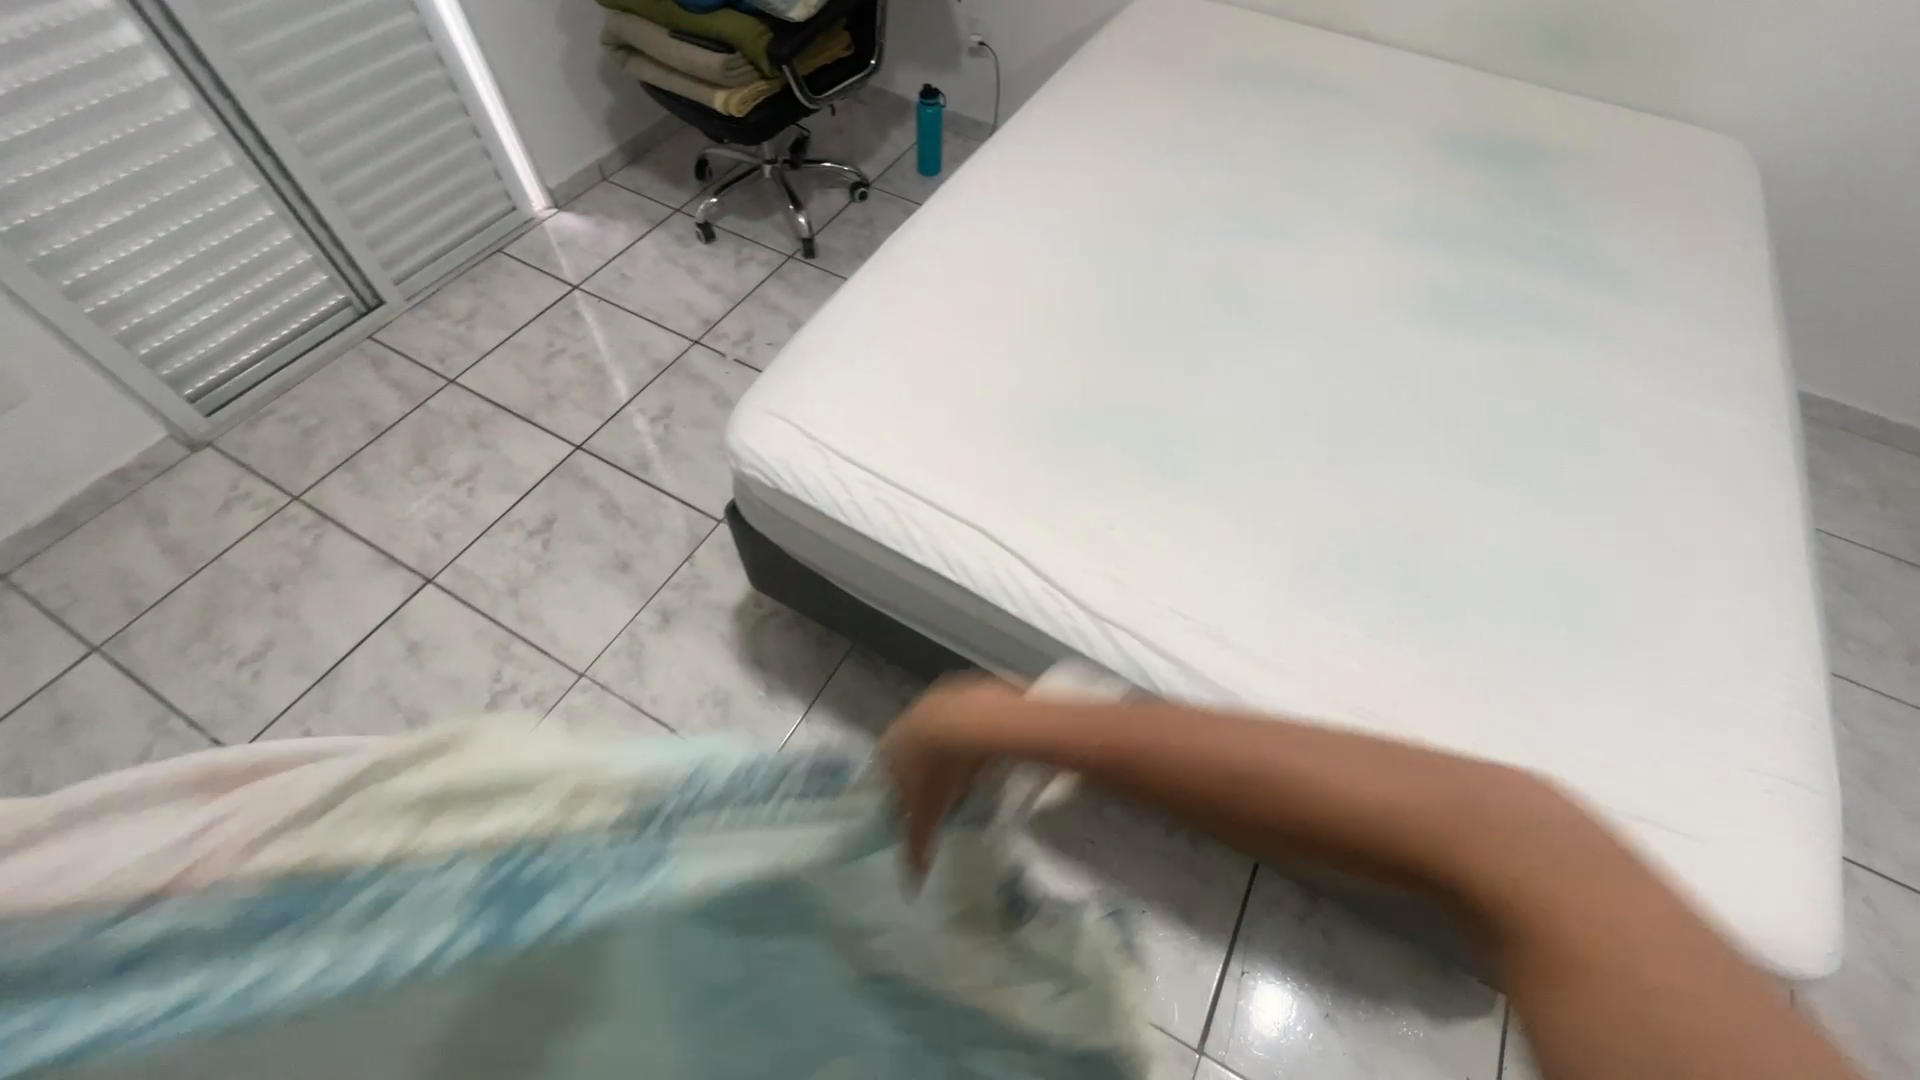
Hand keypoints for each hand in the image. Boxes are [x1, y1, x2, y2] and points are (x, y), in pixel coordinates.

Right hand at [879, 675, 1019, 882]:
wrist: (970, 722)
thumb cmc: (939, 769)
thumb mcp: (928, 812)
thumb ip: (917, 844)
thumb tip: (911, 885)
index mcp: (890, 746)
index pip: (889, 774)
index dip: (905, 794)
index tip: (924, 808)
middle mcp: (908, 718)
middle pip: (916, 749)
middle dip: (930, 769)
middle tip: (951, 792)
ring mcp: (937, 698)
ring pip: (941, 730)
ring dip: (953, 748)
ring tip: (973, 772)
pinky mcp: (966, 688)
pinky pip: (969, 716)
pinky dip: (976, 732)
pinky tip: (990, 750)